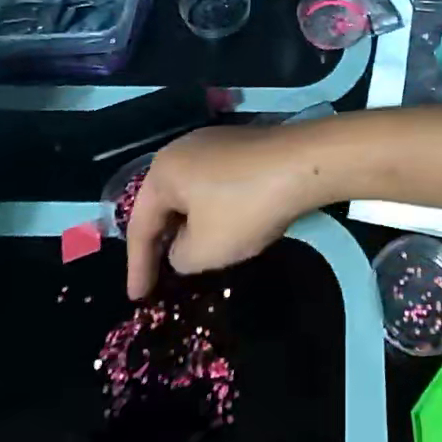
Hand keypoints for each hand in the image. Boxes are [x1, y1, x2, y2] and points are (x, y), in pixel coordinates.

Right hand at [124, 124, 323, 299]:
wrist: (304, 164)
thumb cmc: (244, 207)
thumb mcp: (204, 249)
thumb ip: (179, 257)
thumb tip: (181, 249)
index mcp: (162, 171)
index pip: (139, 224)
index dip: (137, 266)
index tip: (138, 298)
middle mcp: (182, 150)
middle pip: (163, 204)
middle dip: (161, 242)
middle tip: (158, 277)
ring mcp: (214, 143)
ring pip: (190, 194)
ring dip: (187, 226)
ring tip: (188, 256)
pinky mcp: (242, 147)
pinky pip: (214, 185)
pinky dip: (211, 211)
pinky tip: (222, 228)